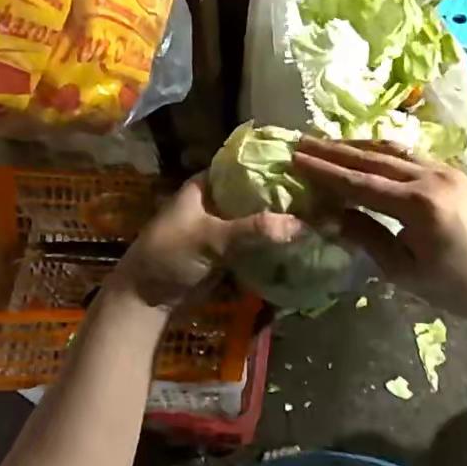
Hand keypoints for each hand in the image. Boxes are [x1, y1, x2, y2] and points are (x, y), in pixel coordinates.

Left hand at [110, 177, 304, 310]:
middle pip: (252, 195)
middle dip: (280, 198)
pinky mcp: (225, 255)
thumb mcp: (210, 238)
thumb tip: (301, 223)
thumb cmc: (169, 255)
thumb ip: (253, 229)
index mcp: (203, 187)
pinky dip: (271, 246)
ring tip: (320, 218)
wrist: (146, 300)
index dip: (269, 166)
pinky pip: (253, 246)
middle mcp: (214, 204)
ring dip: (278, 224)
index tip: (303, 166)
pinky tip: (301, 245)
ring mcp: (220, 230)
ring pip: (255, 222)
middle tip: (320, 196)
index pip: (241, 167)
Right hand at [290, 139, 466, 322]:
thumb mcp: (402, 270)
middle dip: (332, 151)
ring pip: (389, 151)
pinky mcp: (451, 174)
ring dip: (354, 147)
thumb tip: (327, 215)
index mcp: (418, 206)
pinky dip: (379, 152)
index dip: (323, 171)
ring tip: (323, 143)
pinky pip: (407, 155)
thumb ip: (364, 235)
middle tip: (300, 142)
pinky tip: (362, 152)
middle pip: (371, 159)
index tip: (293, 159)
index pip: (358, 183)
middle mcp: (431, 179)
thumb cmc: (456, 287)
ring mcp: (444, 172)